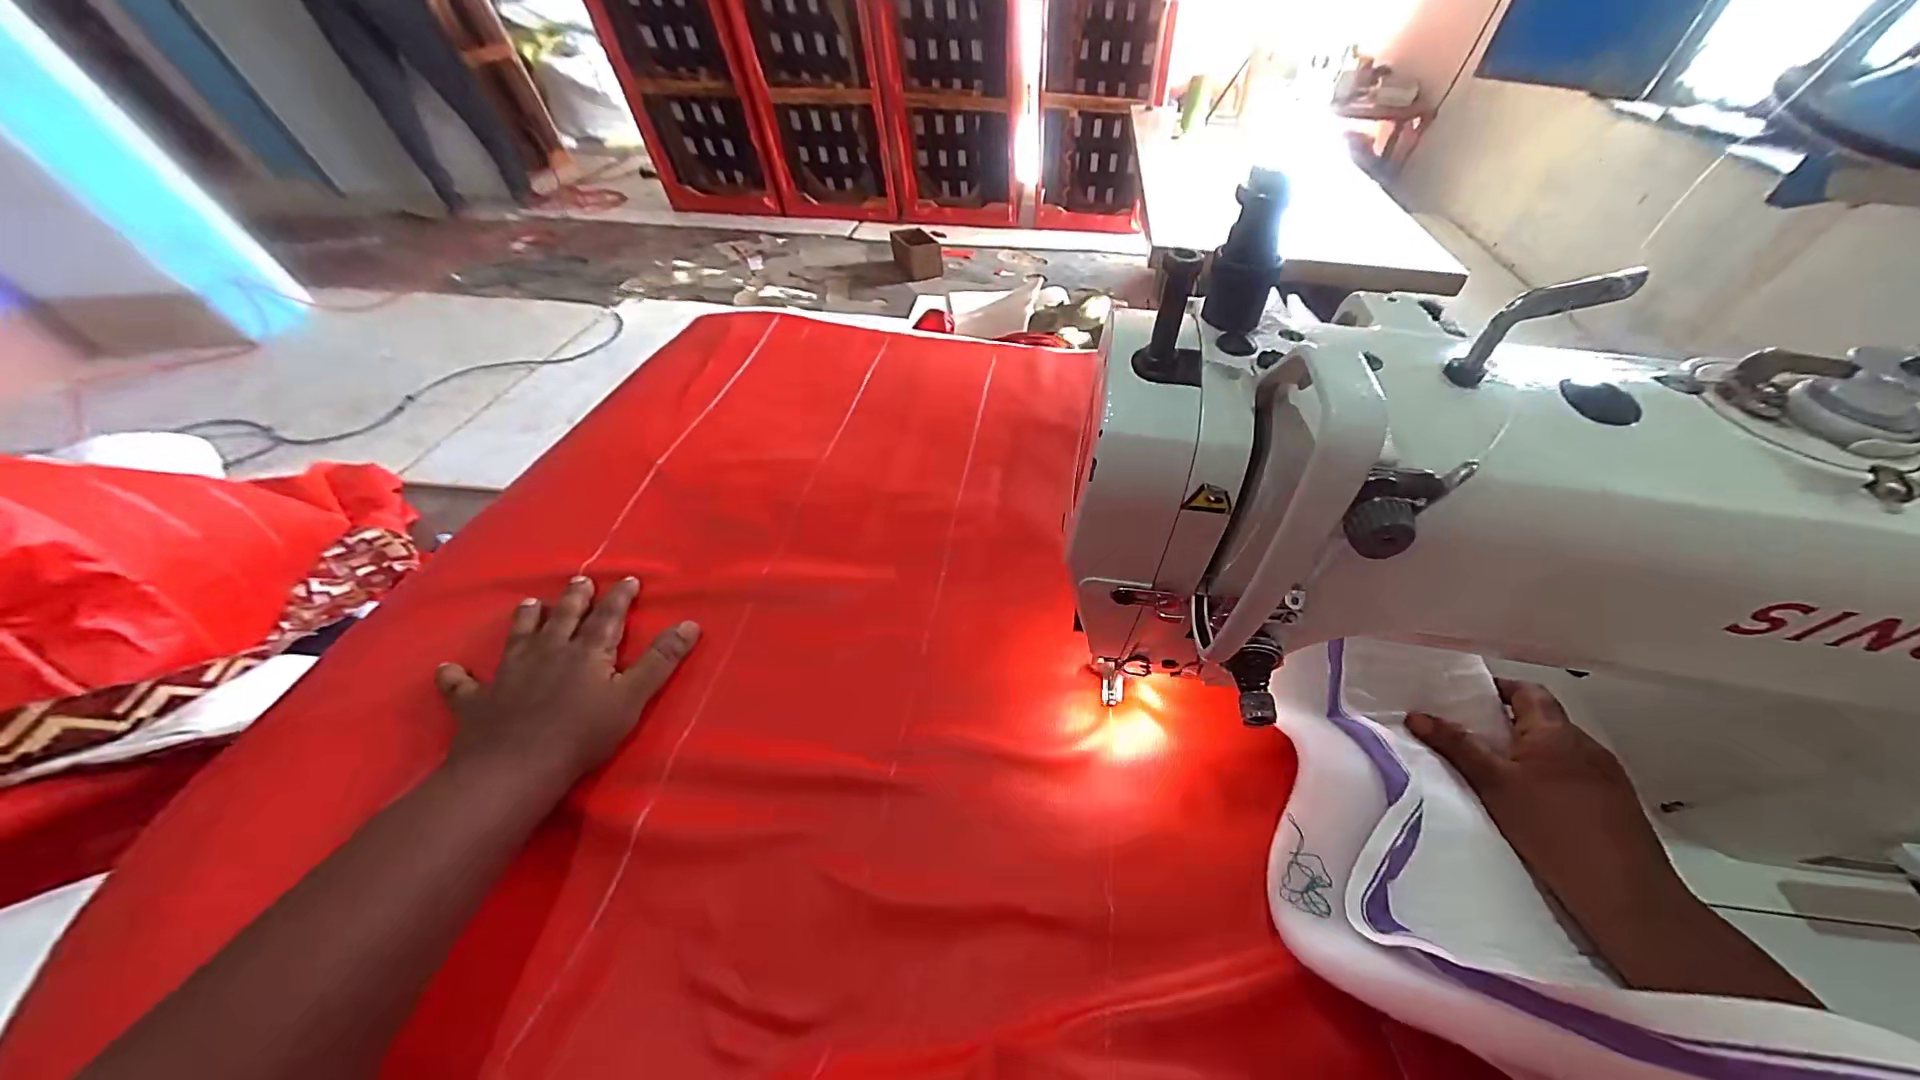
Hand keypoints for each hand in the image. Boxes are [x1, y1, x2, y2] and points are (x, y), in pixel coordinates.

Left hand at [435, 576, 699, 797]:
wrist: (514, 768)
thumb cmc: (583, 733)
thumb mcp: (633, 696)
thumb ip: (661, 660)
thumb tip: (690, 624)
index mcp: (587, 652)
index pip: (608, 616)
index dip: (620, 597)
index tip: (628, 579)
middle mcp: (548, 652)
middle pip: (563, 618)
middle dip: (575, 598)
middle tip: (579, 580)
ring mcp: (510, 674)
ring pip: (519, 637)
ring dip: (525, 619)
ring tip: (528, 603)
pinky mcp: (479, 701)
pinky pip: (463, 685)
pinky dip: (455, 677)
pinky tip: (447, 668)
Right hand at [1408, 680, 1822, 1005]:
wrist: (1626, 896)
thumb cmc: (1552, 829)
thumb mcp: (1493, 784)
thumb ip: (1456, 746)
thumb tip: (1416, 714)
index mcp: (1557, 732)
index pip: (1527, 691)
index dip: (1495, 689)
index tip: (1461, 699)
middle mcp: (1587, 746)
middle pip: (1540, 720)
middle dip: (1503, 723)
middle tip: (1464, 735)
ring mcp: (1606, 776)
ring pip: (1556, 749)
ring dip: (1525, 751)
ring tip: (1491, 770)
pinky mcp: (1615, 804)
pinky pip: (1571, 774)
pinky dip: (1545, 775)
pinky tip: (1527, 799)